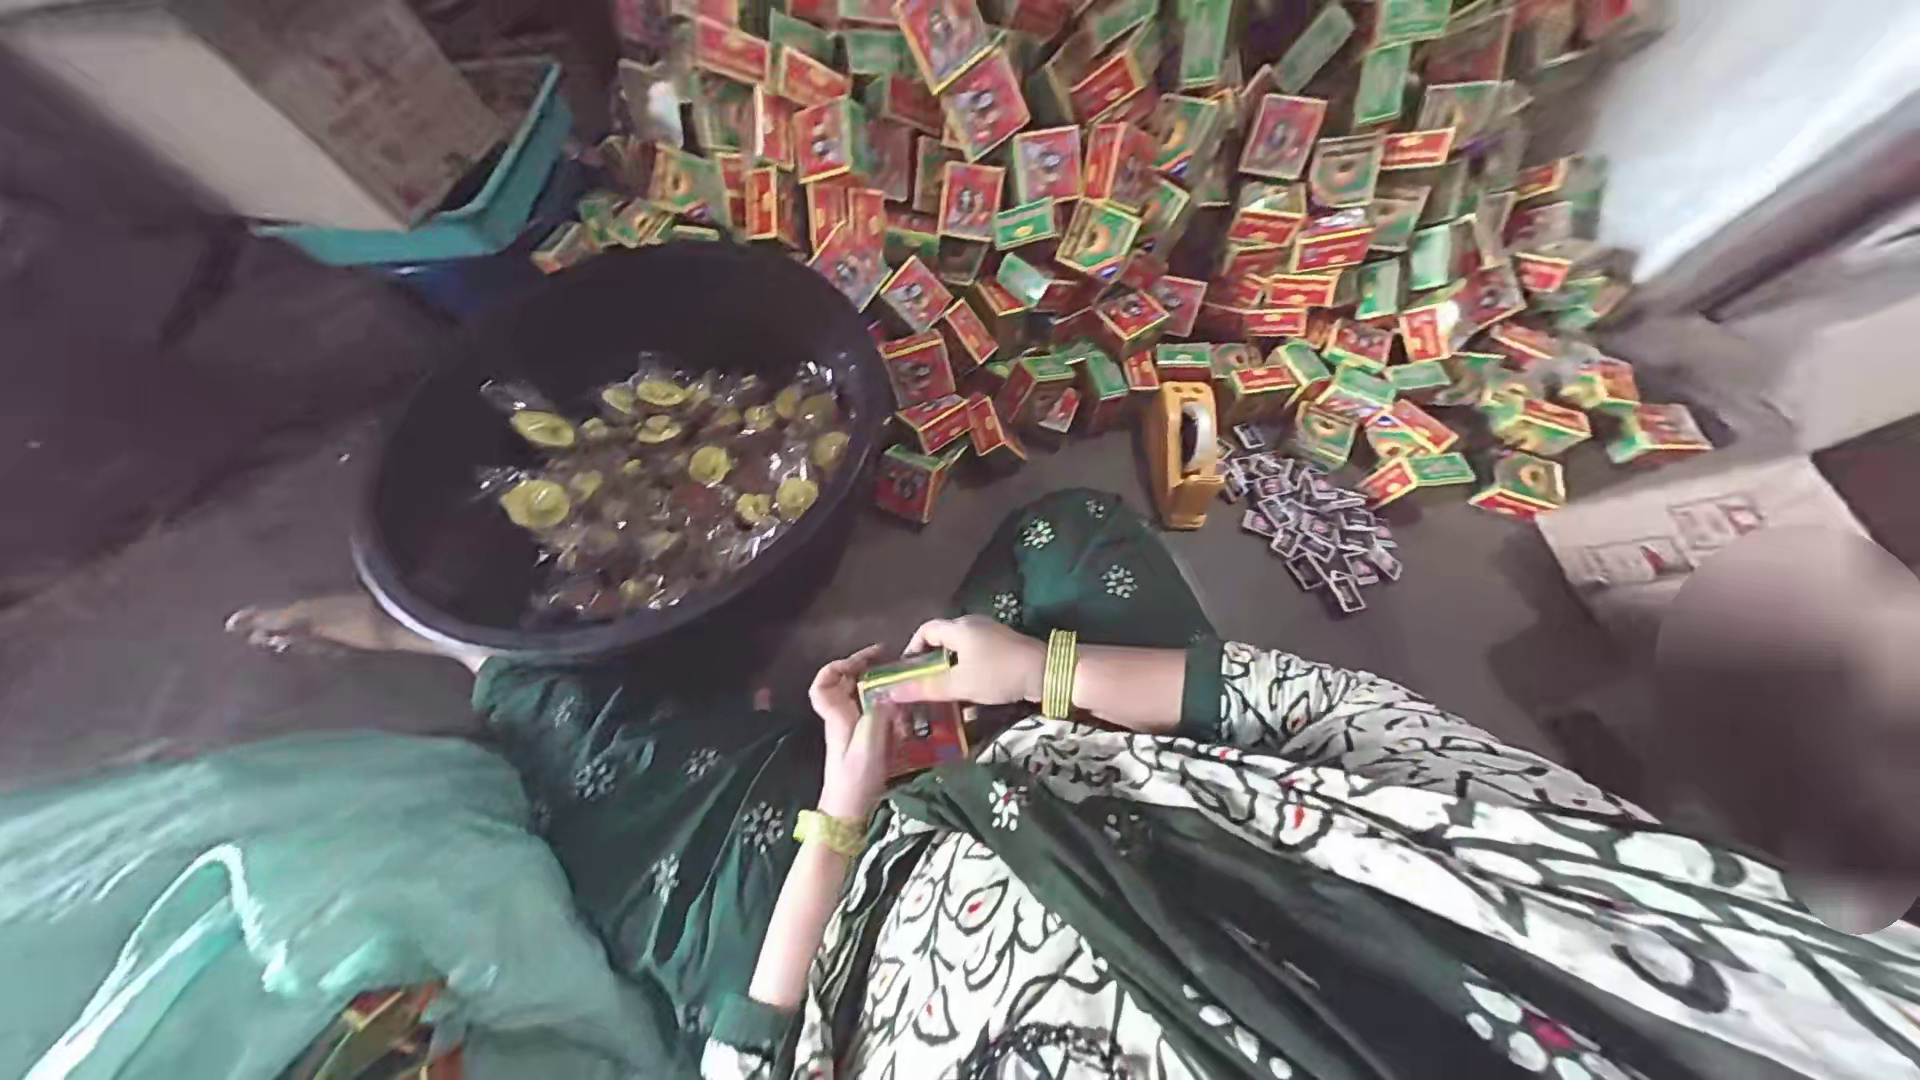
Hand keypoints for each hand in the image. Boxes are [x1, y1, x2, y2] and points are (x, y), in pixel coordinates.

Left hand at [809, 644, 890, 819]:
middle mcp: (842, 718)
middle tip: (888, 658)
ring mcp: (852, 730)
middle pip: (844, 684)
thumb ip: (879, 715)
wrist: (847, 815)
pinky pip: (870, 711)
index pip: (822, 684)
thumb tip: (890, 693)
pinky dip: (885, 703)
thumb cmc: (854, 779)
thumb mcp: (869, 745)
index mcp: (838, 715)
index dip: (836, 667)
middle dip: (863, 667)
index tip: (861, 661)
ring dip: (876, 683)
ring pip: (858, 696)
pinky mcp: (863, 741)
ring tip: (899, 677)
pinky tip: (904, 706)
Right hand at [880, 615, 1045, 706]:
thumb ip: (926, 688)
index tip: (907, 670)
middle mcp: (972, 624)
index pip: (926, 630)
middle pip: (943, 639)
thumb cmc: (998, 674)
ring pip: (960, 649)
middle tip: (923, 684)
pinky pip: (976, 654)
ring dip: (950, 668)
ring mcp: (990, 633)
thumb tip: (892, 692)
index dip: (912, 648)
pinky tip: (969, 691)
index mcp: (958, 628)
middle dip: (931, 661)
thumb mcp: (959, 684)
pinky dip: (967, 669)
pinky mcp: (1003, 645)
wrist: (1046, 671)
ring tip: (944, 691)